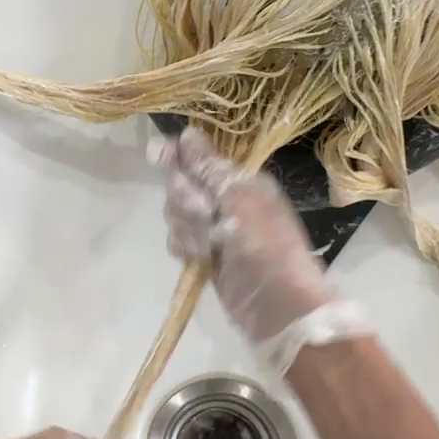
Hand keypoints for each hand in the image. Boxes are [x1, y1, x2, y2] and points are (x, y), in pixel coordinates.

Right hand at [161, 127, 369, 370]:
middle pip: (182, 186)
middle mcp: (227, 201)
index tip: (161, 155)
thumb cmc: (266, 246)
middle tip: (204, 215)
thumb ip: (208, 169)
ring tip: (206, 245)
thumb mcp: (239, 200)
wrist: (278, 305)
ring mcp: (215, 230)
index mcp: (242, 181)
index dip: (180, 158)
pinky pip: (180, 241)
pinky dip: (186, 248)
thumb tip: (186, 133)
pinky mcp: (205, 255)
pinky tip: (199, 258)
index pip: (200, 158)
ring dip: (186, 228)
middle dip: (185, 201)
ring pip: (177, 215)